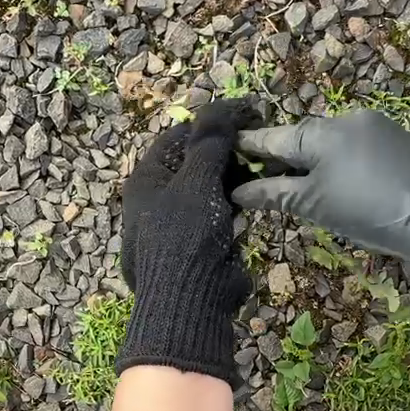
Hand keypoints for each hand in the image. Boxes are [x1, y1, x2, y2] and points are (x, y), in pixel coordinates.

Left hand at [116, 100, 256, 386]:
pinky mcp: (197, 247)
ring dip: (234, 181)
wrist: (188, 302)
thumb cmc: (185, 236)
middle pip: (196, 162)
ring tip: (262, 171)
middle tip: (260, 145)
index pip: (180, 136)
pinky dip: (234, 210)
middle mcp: (156, 199)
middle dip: (227, 153)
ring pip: (210, 190)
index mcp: (147, 179)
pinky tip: (251, 207)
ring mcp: (176, 225)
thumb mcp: (197, 181)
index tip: (249, 115)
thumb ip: (210, 143)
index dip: (213, 122)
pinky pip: (218, 218)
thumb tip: (222, 108)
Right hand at [233, 110, 409, 326]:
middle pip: (297, 137)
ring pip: (325, 141)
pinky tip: (335, 185)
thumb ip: (272, 194)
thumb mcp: (314, 207)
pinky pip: (350, 145)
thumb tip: (236, 192)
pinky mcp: (393, 136)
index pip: (269, 137)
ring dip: (307, 161)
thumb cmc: (368, 214)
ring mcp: (371, 124)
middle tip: (257, 181)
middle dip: (278, 158)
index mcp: (317, 133)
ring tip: (298, 189)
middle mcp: (342, 119)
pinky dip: (334, 161)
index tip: (222, 150)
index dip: (244, 146)